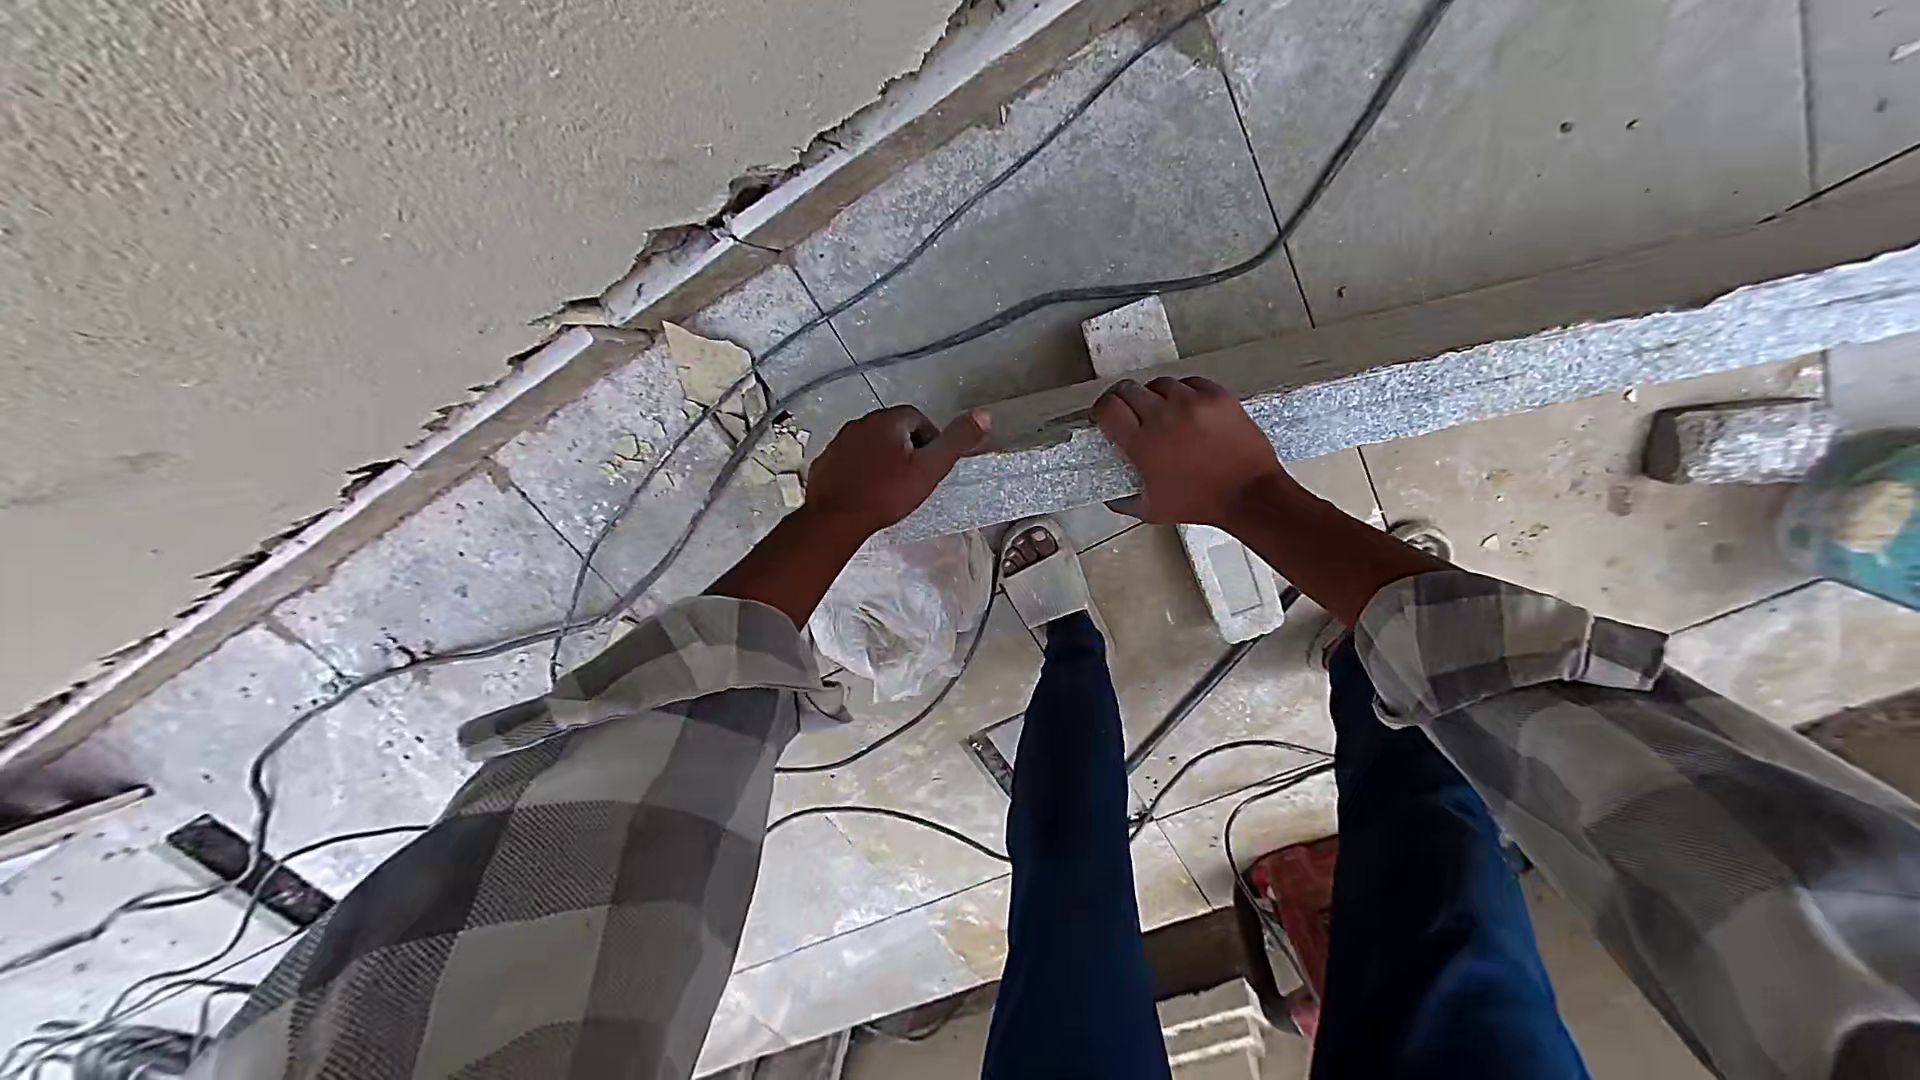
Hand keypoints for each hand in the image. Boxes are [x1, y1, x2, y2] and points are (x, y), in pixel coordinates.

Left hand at [803, 405, 990, 535]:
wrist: (836, 519)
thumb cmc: (884, 495)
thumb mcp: (930, 469)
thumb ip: (956, 441)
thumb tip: (982, 416)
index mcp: (888, 421)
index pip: (917, 418)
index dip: (930, 439)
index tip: (932, 463)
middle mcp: (860, 424)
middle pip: (893, 429)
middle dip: (907, 448)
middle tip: (915, 476)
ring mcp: (839, 443)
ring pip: (871, 444)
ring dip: (883, 458)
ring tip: (891, 486)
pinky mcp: (826, 462)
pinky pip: (851, 460)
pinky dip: (862, 470)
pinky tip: (868, 491)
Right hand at [1091, 376, 1288, 526]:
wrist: (1249, 494)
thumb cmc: (1202, 502)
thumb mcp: (1151, 509)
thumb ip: (1122, 500)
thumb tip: (1108, 495)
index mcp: (1143, 444)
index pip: (1108, 408)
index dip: (1101, 410)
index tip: (1103, 415)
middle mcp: (1165, 418)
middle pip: (1128, 389)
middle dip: (1123, 400)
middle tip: (1128, 411)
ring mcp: (1193, 403)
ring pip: (1159, 384)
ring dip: (1154, 396)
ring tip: (1161, 412)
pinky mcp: (1217, 396)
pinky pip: (1190, 382)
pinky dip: (1184, 393)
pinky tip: (1186, 409)